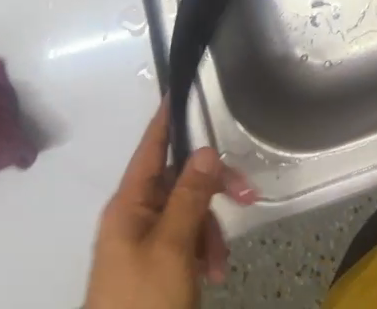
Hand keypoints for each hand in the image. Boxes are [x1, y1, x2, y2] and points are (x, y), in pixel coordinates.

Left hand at [85, 104, 257, 308]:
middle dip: (212, 189)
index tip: (179, 89)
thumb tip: (204, 149)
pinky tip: (212, 275)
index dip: (166, 120)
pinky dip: (202, 252)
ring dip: (210, 231)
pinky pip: (184, 241)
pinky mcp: (152, 268)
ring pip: (187, 213)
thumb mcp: (173, 248)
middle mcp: (133, 217)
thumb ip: (190, 196)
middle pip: (178, 181)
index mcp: (129, 205)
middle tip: (247, 199)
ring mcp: (141, 244)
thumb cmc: (144, 302)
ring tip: (220, 266)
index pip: (150, 148)